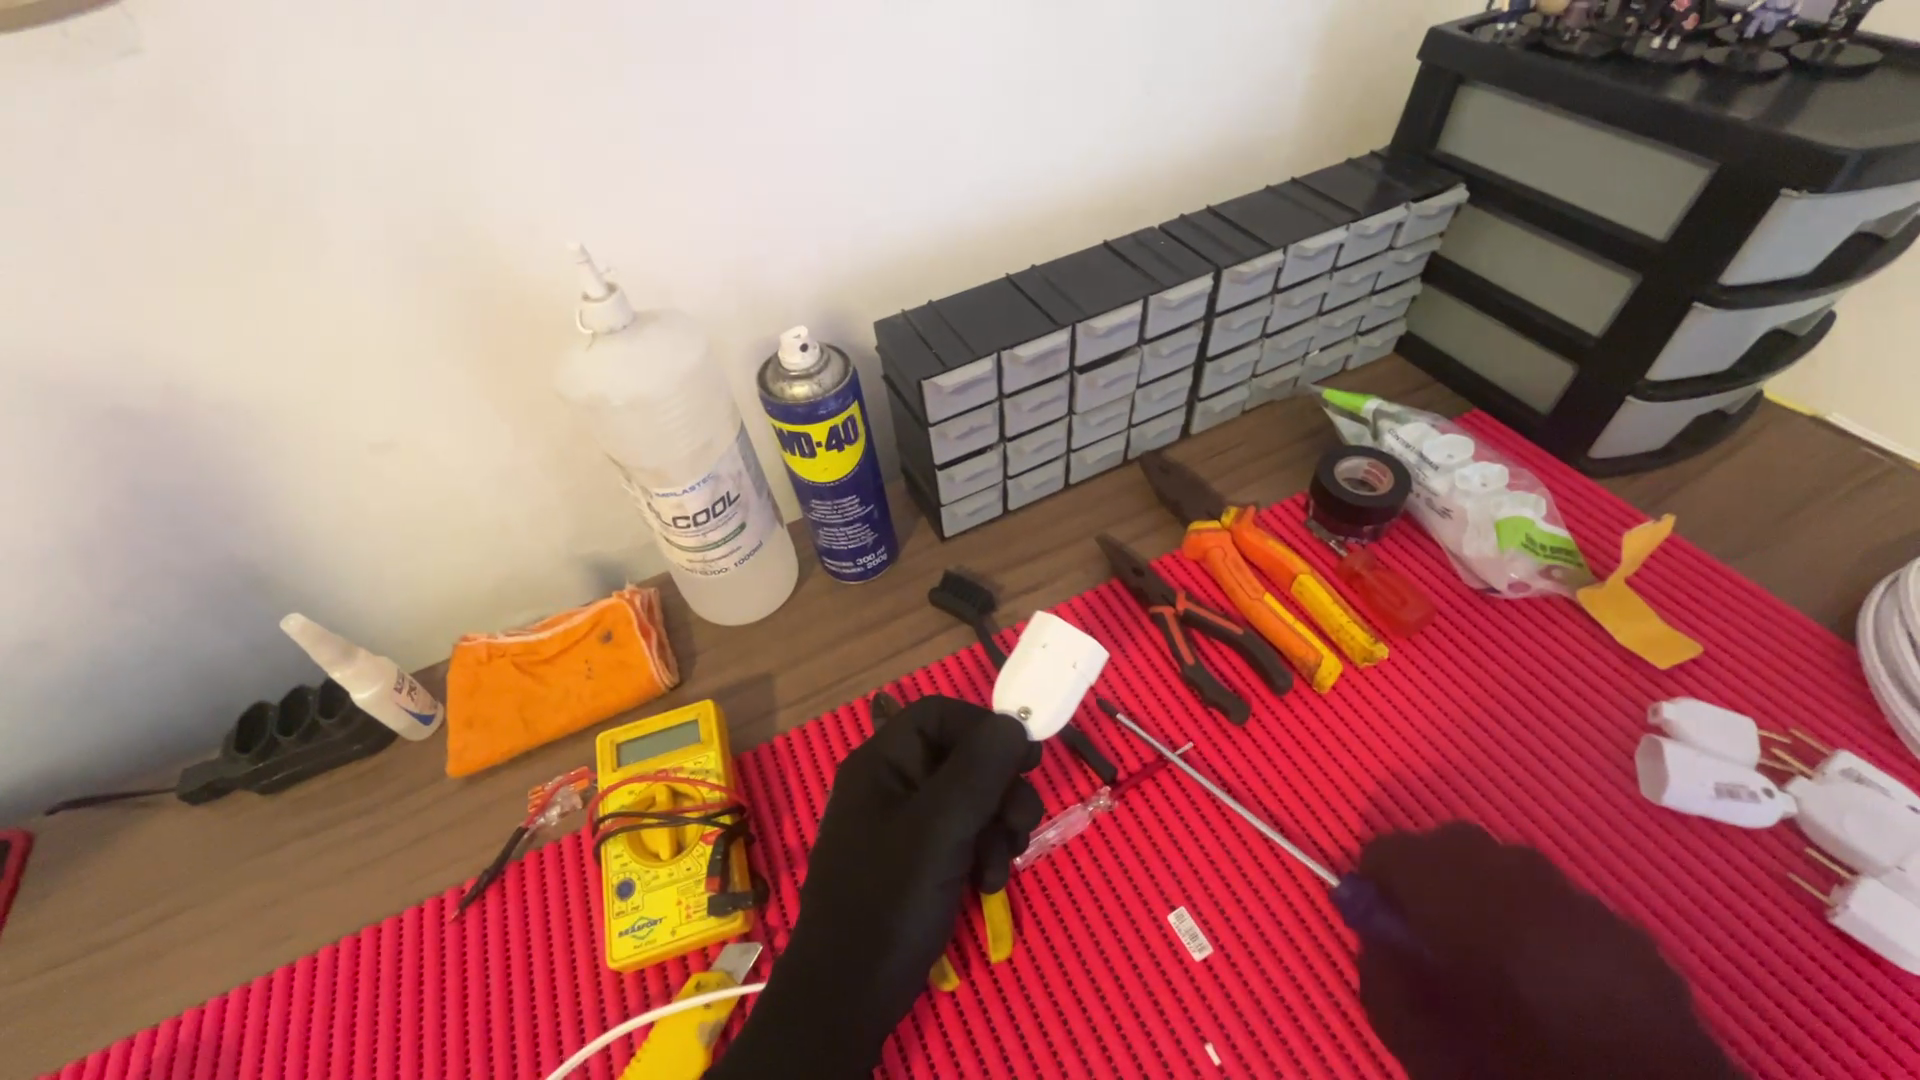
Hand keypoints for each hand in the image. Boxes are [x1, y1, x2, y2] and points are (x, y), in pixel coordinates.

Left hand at [712, 696, 1043, 1078]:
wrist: (849, 995)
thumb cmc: (887, 900)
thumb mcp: (938, 829)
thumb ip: (978, 771)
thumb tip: (1014, 723)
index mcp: (883, 762)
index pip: (940, 715)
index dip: (984, 728)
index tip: (1025, 759)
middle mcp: (895, 783)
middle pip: (965, 757)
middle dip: (1000, 790)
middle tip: (1020, 822)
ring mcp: (908, 824)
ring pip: (974, 799)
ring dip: (999, 826)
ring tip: (999, 865)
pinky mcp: (922, 859)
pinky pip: (968, 835)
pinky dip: (986, 853)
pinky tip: (987, 884)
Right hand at [1355, 823, 1739, 1079]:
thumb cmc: (1513, 1070)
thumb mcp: (1416, 1039)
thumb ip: (1381, 970)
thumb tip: (1377, 930)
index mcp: (1456, 891)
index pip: (1390, 850)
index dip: (1376, 886)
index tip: (1381, 930)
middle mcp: (1516, 874)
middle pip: (1450, 848)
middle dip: (1431, 884)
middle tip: (1433, 946)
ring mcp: (1578, 899)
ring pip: (1508, 873)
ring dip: (1487, 901)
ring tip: (1495, 967)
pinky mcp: (1627, 932)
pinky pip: (1559, 909)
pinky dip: (1540, 929)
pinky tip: (1552, 989)